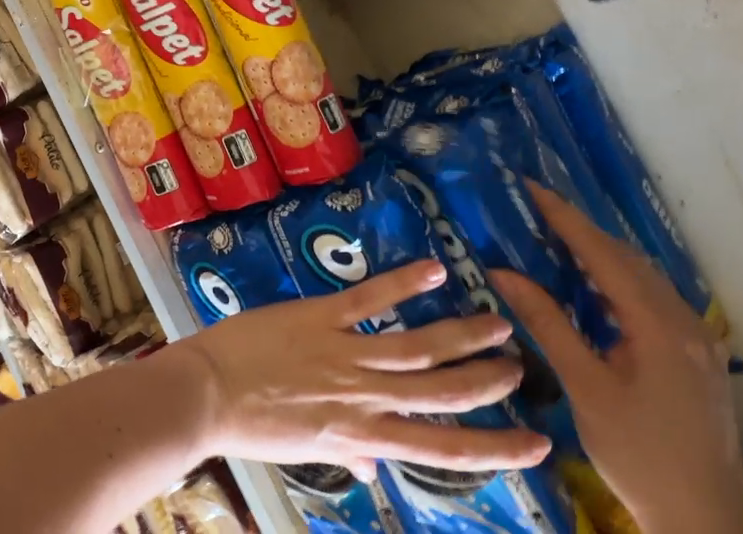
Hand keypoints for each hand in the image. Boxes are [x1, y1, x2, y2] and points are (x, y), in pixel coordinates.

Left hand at [168, 258, 551, 475]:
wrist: (203, 394)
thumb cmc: (251, 425)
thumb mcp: (305, 450)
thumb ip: (348, 455)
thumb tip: (375, 471)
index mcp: (362, 435)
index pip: (442, 448)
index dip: (496, 449)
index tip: (539, 444)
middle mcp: (364, 397)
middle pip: (442, 391)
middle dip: (487, 381)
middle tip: (521, 367)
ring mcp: (343, 354)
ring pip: (418, 346)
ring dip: (462, 334)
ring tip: (499, 322)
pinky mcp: (318, 318)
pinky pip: (368, 300)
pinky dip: (403, 284)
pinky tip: (434, 270)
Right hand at [490, 183, 742, 533]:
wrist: (703, 516)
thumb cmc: (638, 451)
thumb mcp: (584, 386)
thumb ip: (546, 323)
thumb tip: (502, 272)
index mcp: (659, 325)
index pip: (604, 254)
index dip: (565, 218)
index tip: (529, 187)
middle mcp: (685, 323)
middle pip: (628, 260)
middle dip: (581, 230)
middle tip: (533, 210)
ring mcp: (696, 342)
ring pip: (643, 280)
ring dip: (600, 255)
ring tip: (554, 240)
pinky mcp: (695, 360)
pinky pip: (652, 302)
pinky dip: (616, 283)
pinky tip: (591, 290)